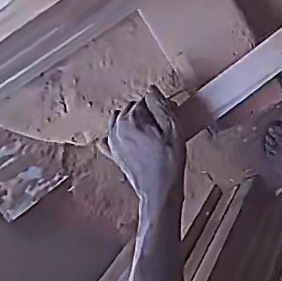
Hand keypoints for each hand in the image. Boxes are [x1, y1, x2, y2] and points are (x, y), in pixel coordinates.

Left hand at [106, 90, 184, 213]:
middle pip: (132, 108)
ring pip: (120, 119)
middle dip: (146, 113)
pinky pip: (108, 137)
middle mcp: (117, 127)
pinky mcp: (112, 154)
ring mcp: (112, 141)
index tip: (169, 117)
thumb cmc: (169, 160)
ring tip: (148, 134)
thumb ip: (159, 104)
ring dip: (132, 121)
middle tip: (161, 127)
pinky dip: (117, 135)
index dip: (159, 107)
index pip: (145, 100)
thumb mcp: (173, 128)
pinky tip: (130, 140)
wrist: (159, 190)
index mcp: (131, 118)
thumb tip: (151, 90)